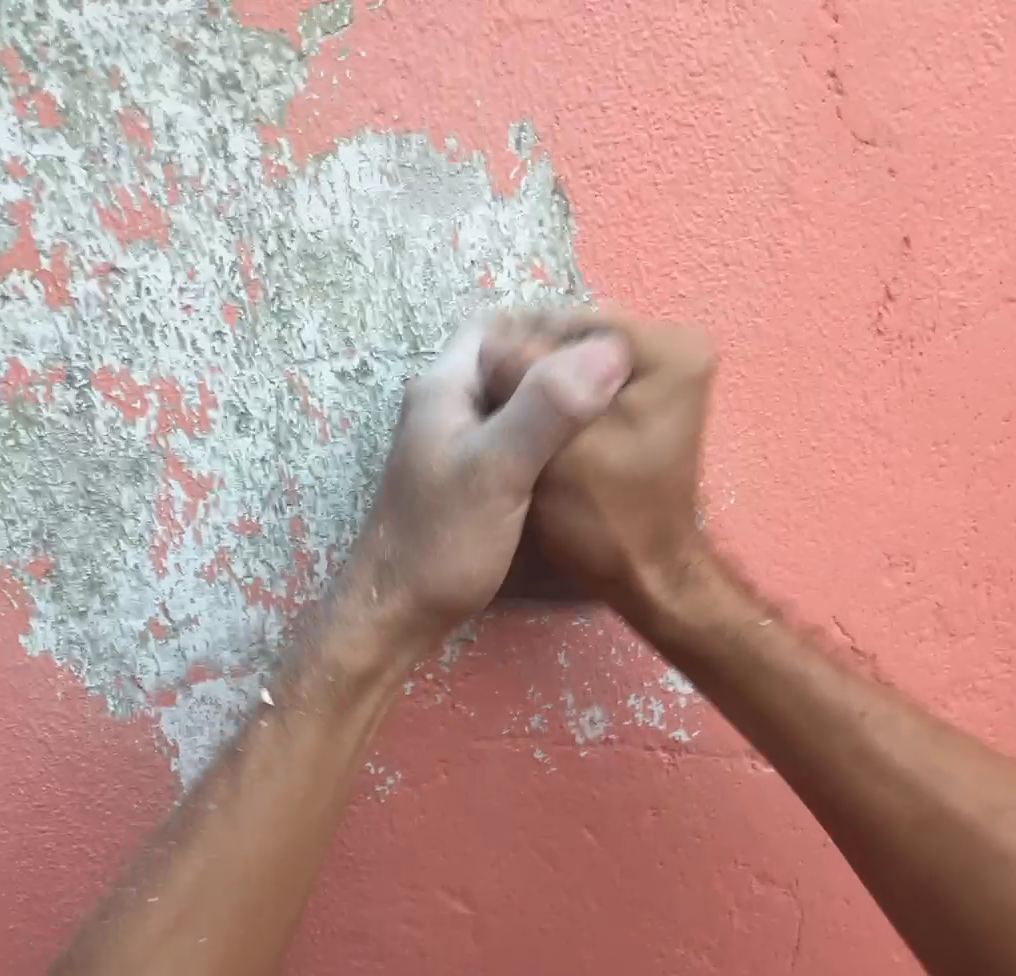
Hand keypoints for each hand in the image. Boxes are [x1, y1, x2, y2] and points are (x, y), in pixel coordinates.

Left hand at [348, 320, 630, 641]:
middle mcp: (443, 405)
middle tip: (619, 374)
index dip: (552, 324)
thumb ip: (547, 408)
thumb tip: (609, 348)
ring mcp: (451, 442)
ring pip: (511, 399)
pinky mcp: (463, 475)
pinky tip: (577, 449)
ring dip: (555, 397)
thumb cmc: (440, 542)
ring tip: (610, 408)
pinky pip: (510, 434)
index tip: (608, 339)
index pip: (498, 324)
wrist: (396, 611)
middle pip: (507, 359)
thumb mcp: (497, 471)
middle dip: (560, 360)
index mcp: (443, 387)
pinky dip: (544, 431)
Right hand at [481, 310, 718, 614]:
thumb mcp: (555, 449)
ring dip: (533, 385)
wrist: (642, 574)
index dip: (510, 352)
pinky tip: (526, 424)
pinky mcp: (646, 395)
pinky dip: (552, 399)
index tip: (474, 391)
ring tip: (500, 417)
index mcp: (666, 348)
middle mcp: (673, 346)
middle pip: (569, 338)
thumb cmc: (603, 519)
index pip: (564, 323)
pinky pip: (582, 381)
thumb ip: (524, 385)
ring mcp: (663, 370)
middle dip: (525, 368)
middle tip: (484, 406)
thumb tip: (487, 338)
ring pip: (571, 361)